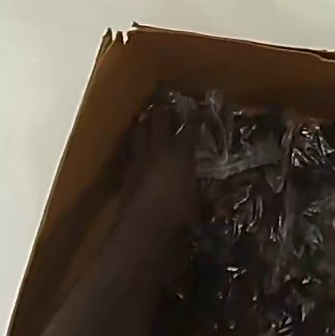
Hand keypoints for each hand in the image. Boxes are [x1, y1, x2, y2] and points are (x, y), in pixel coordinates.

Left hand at [122, 105, 198, 235]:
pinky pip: (127, 153)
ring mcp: (139, 158)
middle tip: (167, 108)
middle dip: (163, 112)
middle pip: (159, 119)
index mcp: (181, 152)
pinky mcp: (126, 172)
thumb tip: (209, 192)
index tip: (199, 111)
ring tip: (145, 121)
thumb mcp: (198, 201)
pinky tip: (133, 150)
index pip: (190, 129)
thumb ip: (200, 189)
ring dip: (142, 125)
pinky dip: (131, 149)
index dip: (195, 119)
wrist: (144, 227)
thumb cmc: (178, 213)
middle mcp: (159, 148)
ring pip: (137, 131)